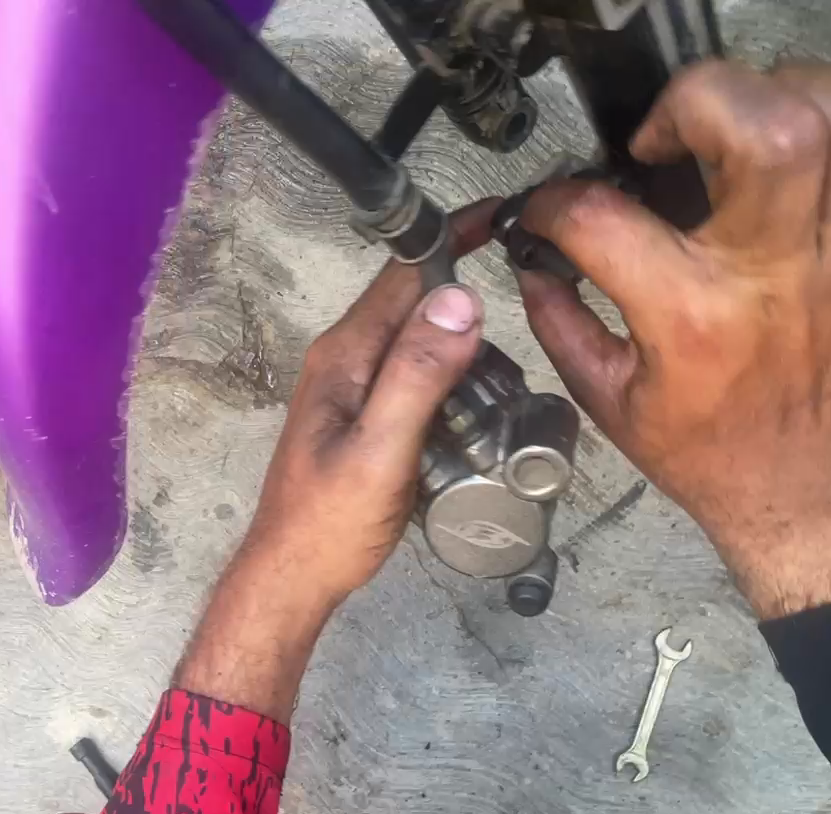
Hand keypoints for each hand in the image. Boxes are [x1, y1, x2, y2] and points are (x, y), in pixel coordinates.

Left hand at [174, 202, 496, 719]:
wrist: (295, 575)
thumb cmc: (330, 523)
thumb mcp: (379, 451)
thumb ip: (415, 377)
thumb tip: (461, 299)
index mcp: (344, 356)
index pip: (404, 276)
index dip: (456, 243)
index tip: (512, 221)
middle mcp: (345, 362)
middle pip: (415, 308)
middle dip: (469, 298)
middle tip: (535, 309)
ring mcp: (354, 392)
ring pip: (418, 346)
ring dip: (465, 346)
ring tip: (516, 371)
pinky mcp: (366, 421)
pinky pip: (415, 382)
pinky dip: (452, 381)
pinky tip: (480, 405)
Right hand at [516, 61, 830, 618]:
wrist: (786, 482)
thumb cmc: (695, 448)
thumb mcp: (601, 395)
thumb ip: (558, 323)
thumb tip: (534, 267)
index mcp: (687, 319)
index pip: (606, 221)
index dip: (555, 204)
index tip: (545, 211)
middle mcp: (770, 275)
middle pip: (771, 129)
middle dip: (700, 99)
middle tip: (663, 134)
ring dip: (792, 93)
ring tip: (742, 122)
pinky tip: (814, 149)